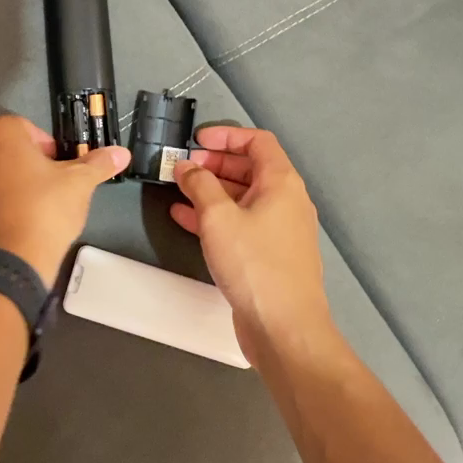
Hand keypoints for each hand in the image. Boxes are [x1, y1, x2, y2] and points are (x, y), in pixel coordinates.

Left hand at [0, 116, 129, 284]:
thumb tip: (121, 153)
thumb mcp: (79, 183)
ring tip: (33, 206)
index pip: (27, 128)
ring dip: (10, 181)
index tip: (60, 167)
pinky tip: (15, 221)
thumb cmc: (45, 210)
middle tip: (50, 185)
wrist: (9, 261)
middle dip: (28, 162)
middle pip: (7, 148)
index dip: (47, 146)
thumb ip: (98, 164)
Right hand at [172, 126, 331, 350]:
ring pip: (241, 197)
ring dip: (210, 190)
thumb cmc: (254, 264)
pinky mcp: (267, 254)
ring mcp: (278, 229)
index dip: (227, 135)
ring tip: (177, 189)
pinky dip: (214, 216)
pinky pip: (239, 223)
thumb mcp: (218, 217)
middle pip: (249, 168)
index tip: (196, 141)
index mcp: (282, 183)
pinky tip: (184, 217)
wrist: (284, 327)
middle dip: (214, 163)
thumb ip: (199, 185)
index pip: (258, 142)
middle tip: (183, 167)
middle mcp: (285, 201)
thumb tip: (187, 166)